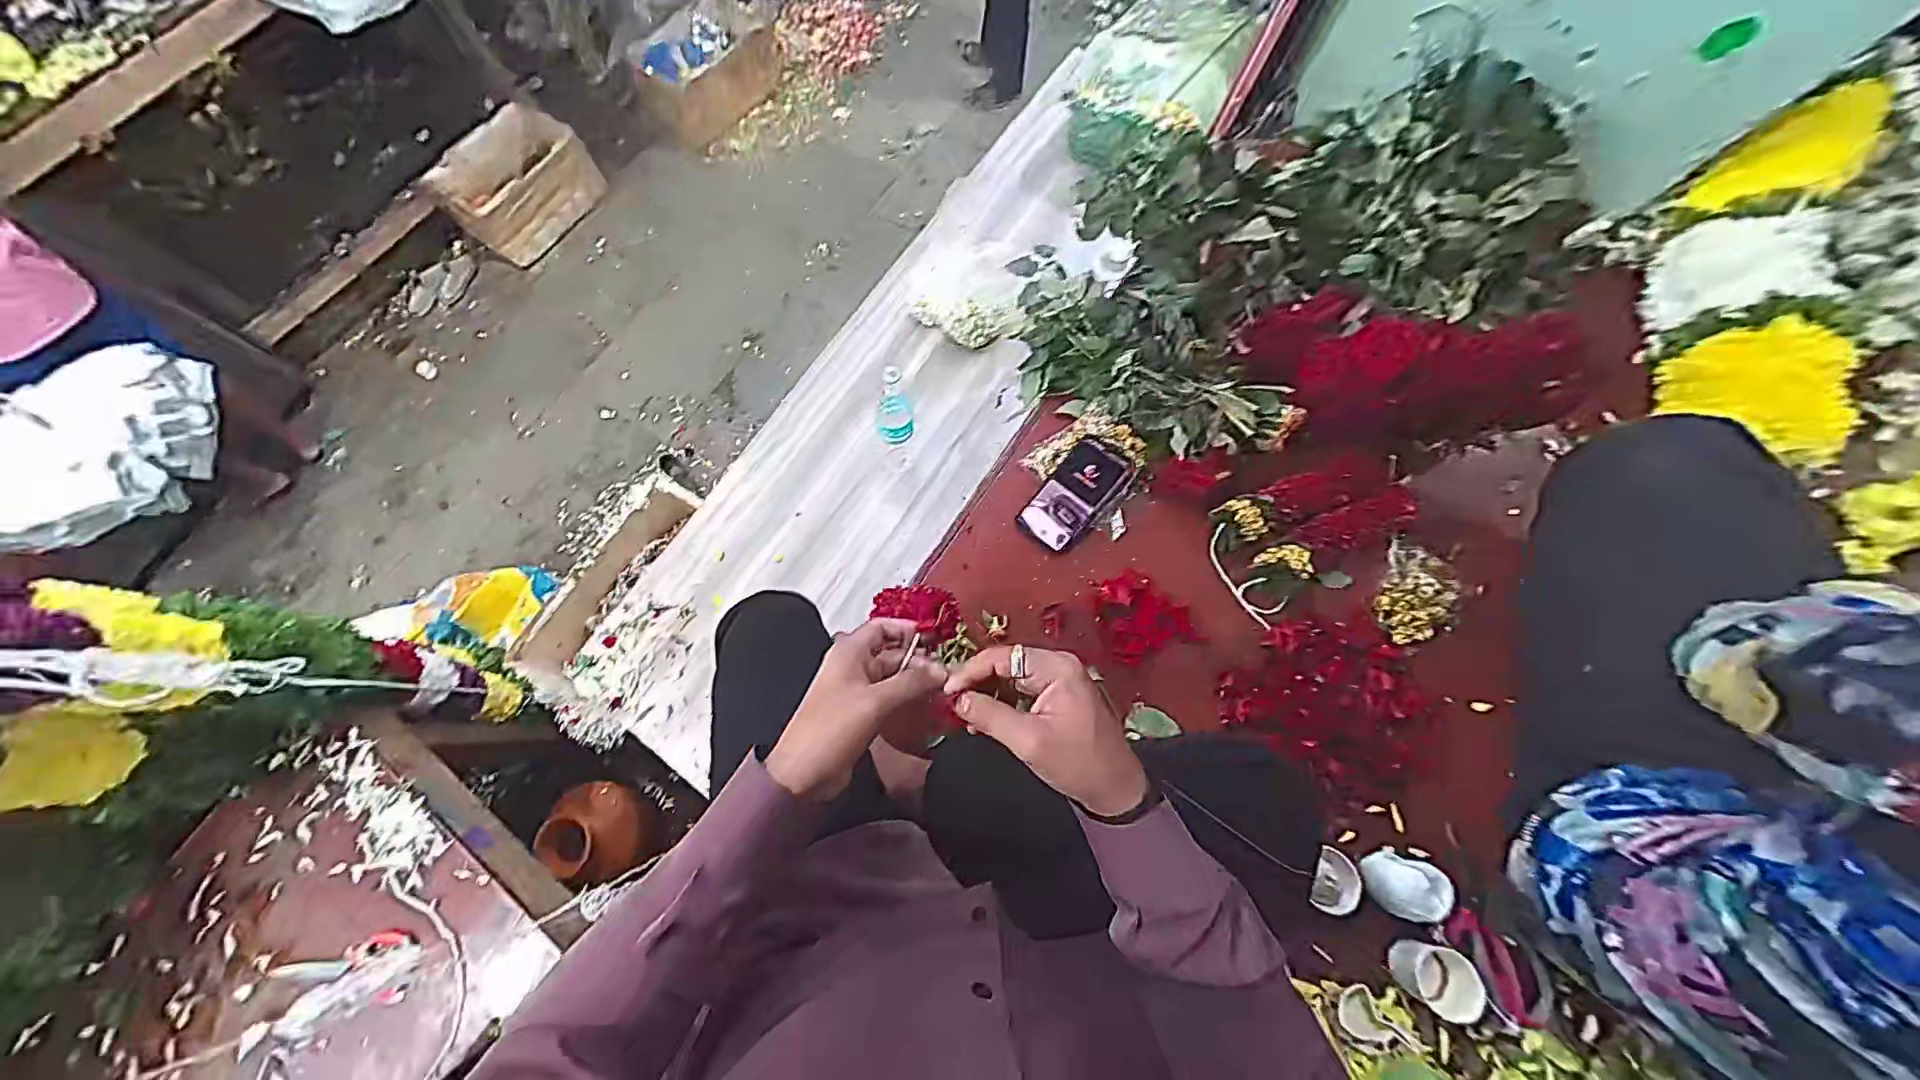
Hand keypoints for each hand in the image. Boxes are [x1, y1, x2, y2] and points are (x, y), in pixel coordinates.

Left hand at [764, 619, 945, 800]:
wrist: (803, 773)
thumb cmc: (828, 731)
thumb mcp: (875, 701)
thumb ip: (911, 682)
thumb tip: (939, 671)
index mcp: (849, 652)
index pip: (882, 626)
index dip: (908, 629)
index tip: (934, 637)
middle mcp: (853, 667)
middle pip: (892, 652)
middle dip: (919, 659)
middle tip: (945, 670)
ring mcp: (857, 691)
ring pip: (894, 677)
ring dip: (916, 680)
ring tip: (942, 687)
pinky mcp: (862, 713)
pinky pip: (890, 698)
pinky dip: (908, 698)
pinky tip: (926, 704)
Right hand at [944, 645, 1149, 816]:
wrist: (1116, 788)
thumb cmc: (1077, 763)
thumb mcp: (1028, 741)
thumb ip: (989, 715)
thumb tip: (957, 699)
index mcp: (1057, 667)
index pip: (1003, 657)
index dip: (971, 671)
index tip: (948, 691)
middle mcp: (1060, 664)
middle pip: (1007, 663)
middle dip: (978, 682)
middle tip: (952, 703)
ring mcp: (1061, 678)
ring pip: (1012, 677)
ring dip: (988, 694)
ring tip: (965, 714)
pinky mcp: (1060, 693)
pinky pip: (1023, 689)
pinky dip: (1003, 702)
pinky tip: (985, 719)